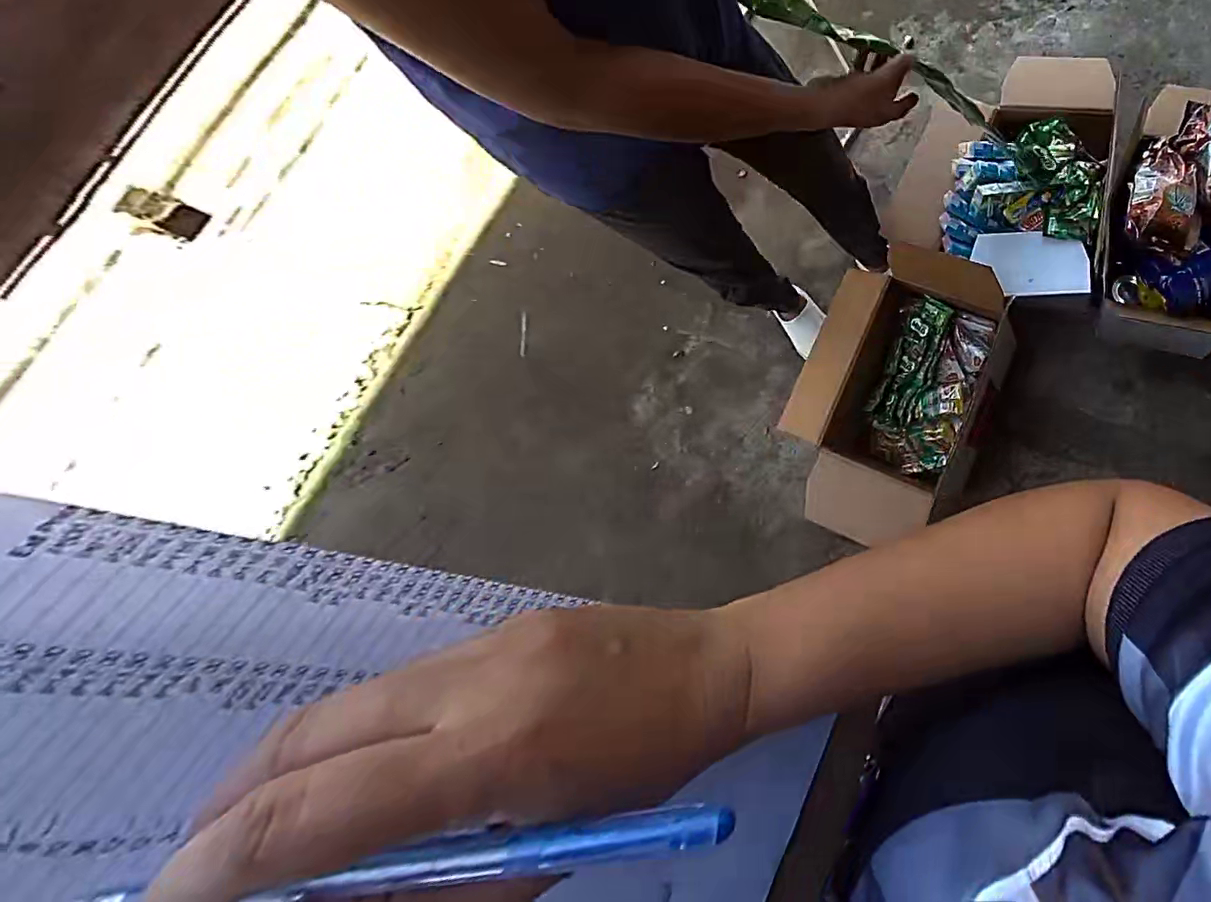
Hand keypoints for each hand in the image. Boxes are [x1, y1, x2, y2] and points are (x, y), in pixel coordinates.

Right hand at [145, 606, 750, 901]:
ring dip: (301, 758)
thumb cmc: (647, 770)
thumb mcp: (546, 850)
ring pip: (356, 698)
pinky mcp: (516, 617)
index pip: (312, 812)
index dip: (217, 870)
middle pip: (308, 737)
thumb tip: (322, 896)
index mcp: (495, 751)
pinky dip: (372, 720)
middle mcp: (482, 679)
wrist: (717, 666)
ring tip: (291, 810)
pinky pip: (413, 672)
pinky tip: (387, 750)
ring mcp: (500, 635)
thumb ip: (430, 883)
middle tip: (212, 864)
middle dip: (235, 805)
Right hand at [807, 52, 918, 129]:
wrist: (824, 103)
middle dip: (894, 73)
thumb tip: (912, 57)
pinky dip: (863, 63)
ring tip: (883, 48)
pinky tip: (864, 49)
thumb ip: (899, 67)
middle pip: (889, 90)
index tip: (916, 93)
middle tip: (898, 57)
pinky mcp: (846, 92)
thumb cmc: (857, 96)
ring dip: (878, 65)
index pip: (903, 106)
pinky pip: (859, 76)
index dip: (910, 99)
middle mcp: (875, 109)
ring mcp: (859, 102)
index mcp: (887, 111)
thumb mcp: (884, 80)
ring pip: (874, 81)